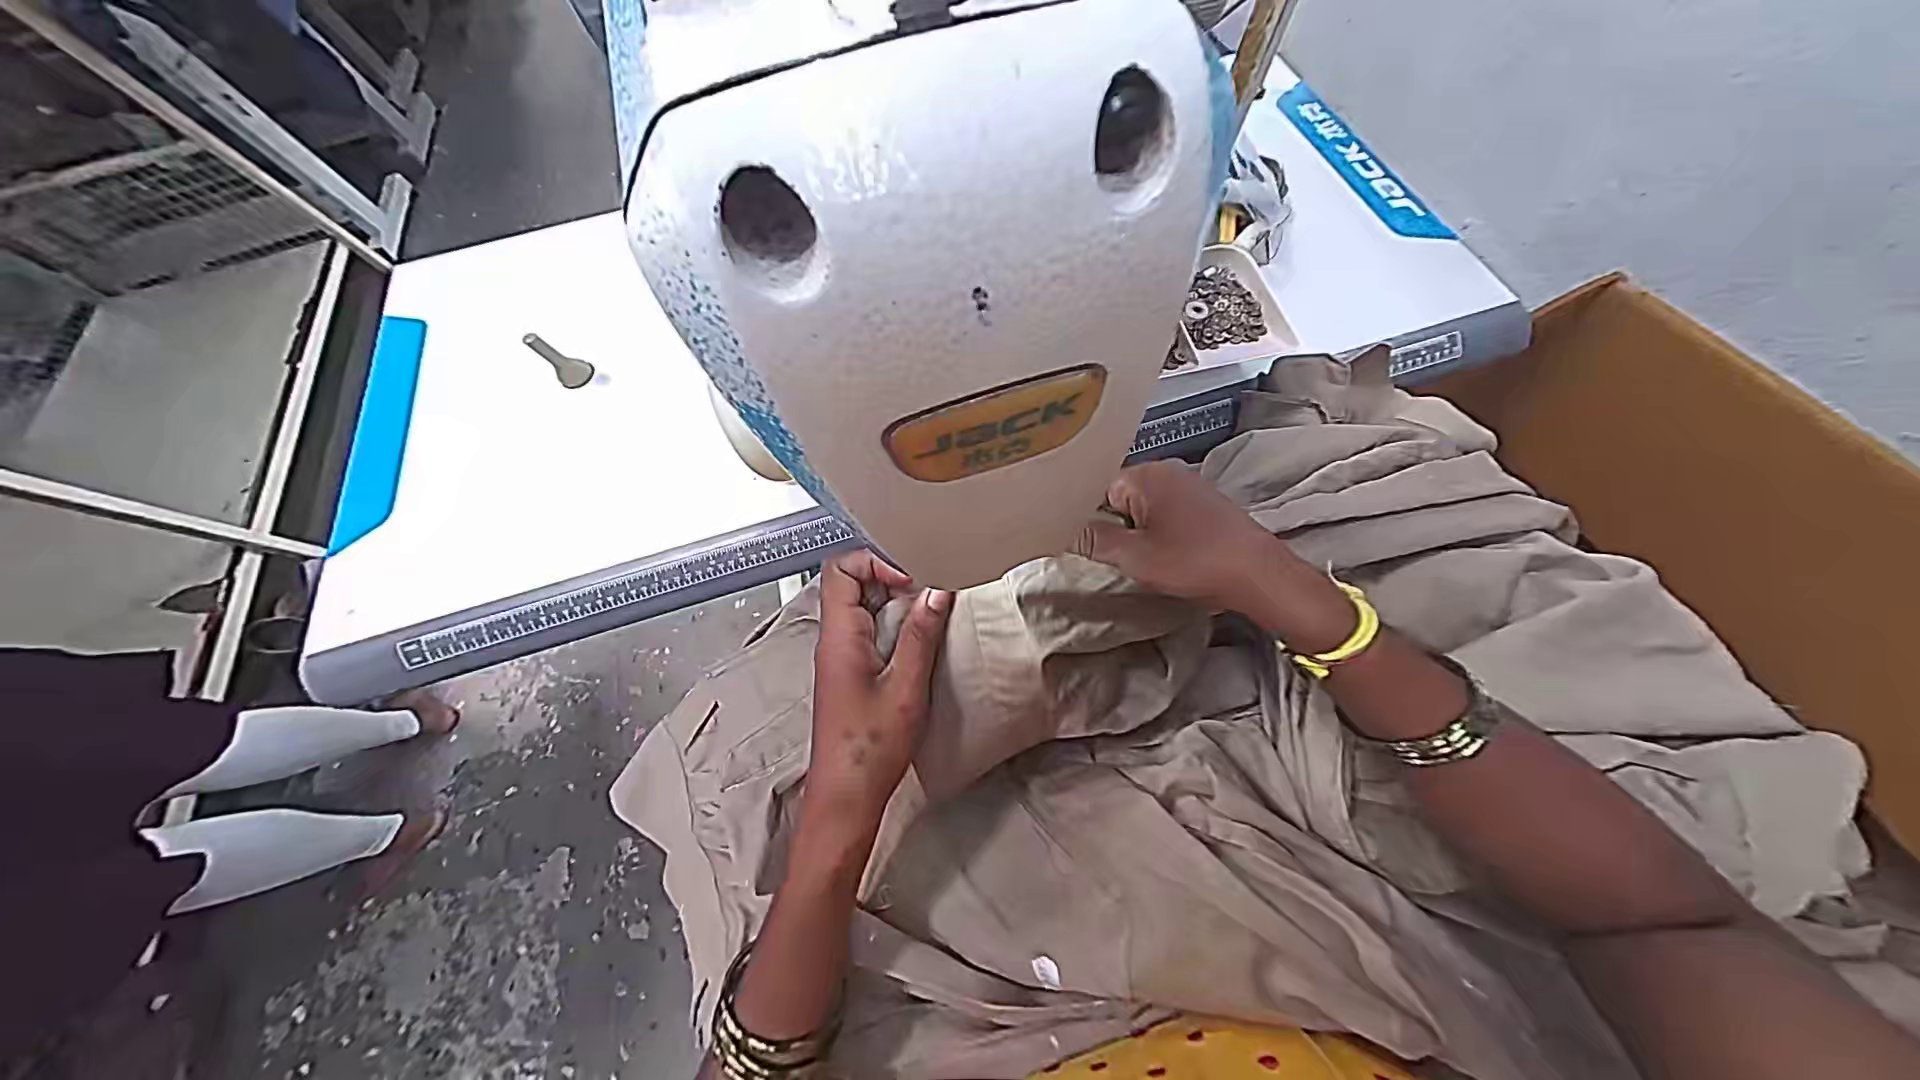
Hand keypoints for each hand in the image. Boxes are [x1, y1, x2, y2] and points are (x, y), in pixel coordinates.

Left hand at [806, 550, 952, 823]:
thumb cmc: (869, 749)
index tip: (910, 582)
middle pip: (852, 585)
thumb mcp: (906, 687)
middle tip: (926, 600)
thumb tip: (936, 592)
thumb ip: (921, 635)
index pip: (841, 569)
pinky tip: (918, 650)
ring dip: (896, 609)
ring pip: (863, 610)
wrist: (846, 796)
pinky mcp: (850, 674)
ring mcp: (840, 658)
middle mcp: (833, 642)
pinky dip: (894, 631)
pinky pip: (869, 635)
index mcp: (838, 637)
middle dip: (892, 583)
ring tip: (927, 623)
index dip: (876, 564)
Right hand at [1073, 461, 1292, 609]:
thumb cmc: (1195, 562)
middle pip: (1117, 496)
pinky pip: (1163, 512)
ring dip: (1134, 530)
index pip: (1095, 489)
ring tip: (1137, 556)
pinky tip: (1163, 553)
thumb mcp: (1134, 557)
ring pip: (1140, 506)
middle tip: (1110, 554)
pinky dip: (1156, 530)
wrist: (1258, 575)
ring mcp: (1188, 485)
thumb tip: (1061, 530)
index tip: (1079, 541)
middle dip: (1111, 524)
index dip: (1084, 517)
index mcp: (1145, 475)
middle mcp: (1166, 471)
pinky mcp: (1203, 503)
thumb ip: (1093, 540)